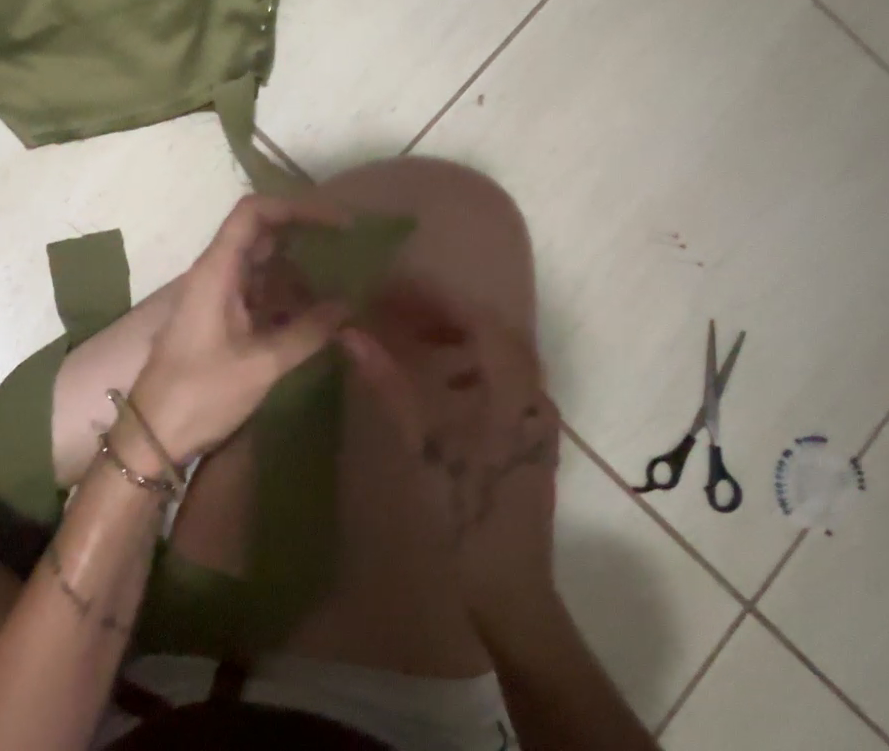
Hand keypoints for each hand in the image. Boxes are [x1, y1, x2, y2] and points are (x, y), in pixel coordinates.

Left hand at [127, 195, 352, 462]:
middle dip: (306, 237)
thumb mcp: (262, 364)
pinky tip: (323, 315)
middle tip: (352, 250)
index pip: (253, 212)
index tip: (339, 223)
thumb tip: (350, 306)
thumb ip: (309, 331)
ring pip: (264, 267)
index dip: (297, 207)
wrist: (155, 433)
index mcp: (216, 271)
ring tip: (348, 283)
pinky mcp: (221, 322)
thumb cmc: (202, 394)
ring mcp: (217, 298)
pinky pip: (260, 296)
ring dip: (302, 272)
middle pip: (262, 235)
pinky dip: (289, 299)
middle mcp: (215, 275)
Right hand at [340, 292, 560, 620]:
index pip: (483, 323)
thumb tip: (351, 332)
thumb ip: (386, 387)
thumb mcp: (415, 452)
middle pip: (498, 337)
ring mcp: (536, 428)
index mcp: (512, 399)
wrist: (507, 595)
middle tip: (396, 313)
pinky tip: (440, 391)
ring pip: (503, 363)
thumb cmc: (459, 523)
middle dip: (446, 316)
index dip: (438, 300)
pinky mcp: (530, 448)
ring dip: (459, 343)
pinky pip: (505, 389)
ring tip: (413, 345)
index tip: (392, 292)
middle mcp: (533, 404)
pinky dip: (471, 373)